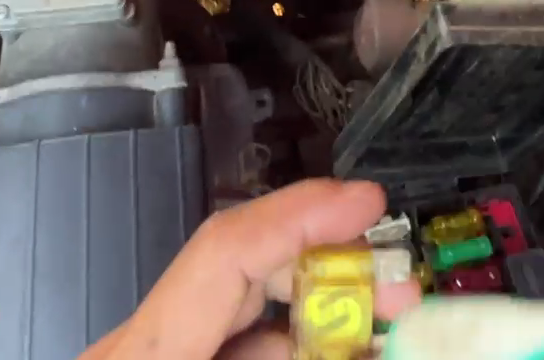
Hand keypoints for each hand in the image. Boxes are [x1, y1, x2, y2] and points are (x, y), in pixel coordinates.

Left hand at [81, 179, 422, 359]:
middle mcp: (142, 342)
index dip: (306, 213)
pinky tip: (342, 351)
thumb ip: (303, 358)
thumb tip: (380, 341)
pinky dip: (290, 346)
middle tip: (402, 282)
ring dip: (321, 317)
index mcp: (144, 352)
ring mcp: (149, 353)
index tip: (371, 200)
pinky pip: (236, 343)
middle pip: (245, 268)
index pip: (228, 250)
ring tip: (387, 323)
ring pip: (246, 311)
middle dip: (330, 266)